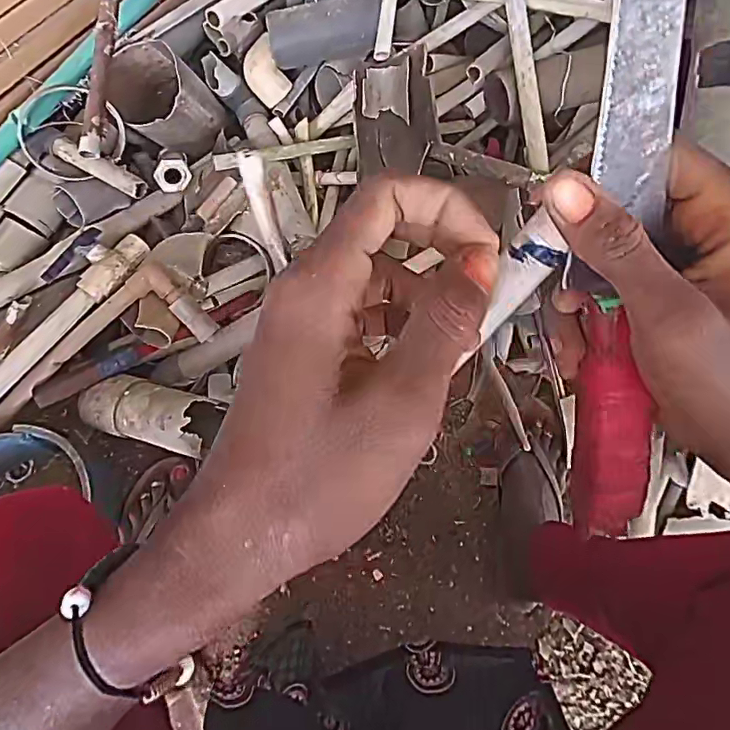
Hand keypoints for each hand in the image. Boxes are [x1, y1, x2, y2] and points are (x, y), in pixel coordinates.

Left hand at [167, 172, 499, 601]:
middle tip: (485, 297)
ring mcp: (297, 318)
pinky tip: (421, 364)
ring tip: (459, 344)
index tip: (486, 252)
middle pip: (381, 231)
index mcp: (319, 285)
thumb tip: (479, 266)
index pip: (385, 196)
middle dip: (441, 252)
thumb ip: (445, 326)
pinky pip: (358, 311)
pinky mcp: (301, 347)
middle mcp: (302, 288)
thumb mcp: (401, 402)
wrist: (242, 532)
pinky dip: (397, 324)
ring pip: (374, 275)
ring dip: (423, 296)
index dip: (445, 207)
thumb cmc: (317, 478)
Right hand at [541, 141, 729, 502]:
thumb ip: (617, 249)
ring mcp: (686, 263)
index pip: (659, 160)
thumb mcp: (670, 315)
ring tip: (575, 326)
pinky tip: (586, 339)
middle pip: (623, 206)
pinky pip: (610, 278)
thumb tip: (568, 191)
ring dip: (579, 287)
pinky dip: (588, 307)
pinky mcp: (664, 289)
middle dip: (582, 250)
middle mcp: (713, 231)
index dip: (602, 176)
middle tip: (559, 282)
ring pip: (607, 246)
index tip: (556, 208)